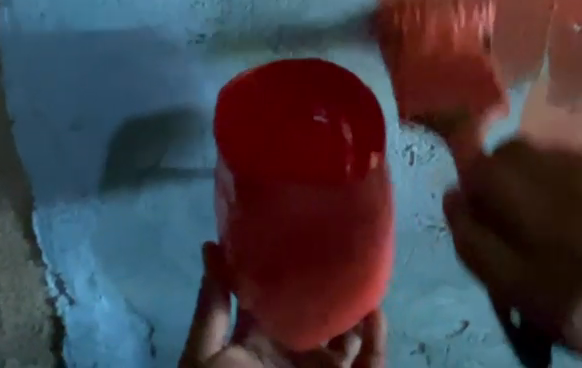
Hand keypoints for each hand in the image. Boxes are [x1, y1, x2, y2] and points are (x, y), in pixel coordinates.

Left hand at [182, 243, 385, 367]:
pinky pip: (371, 364)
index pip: (273, 300)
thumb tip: (211, 245)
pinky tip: (374, 310)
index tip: (295, 227)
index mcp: (257, 346)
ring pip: (348, 337)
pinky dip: (377, 340)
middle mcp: (292, 357)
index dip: (282, 267)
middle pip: (315, 314)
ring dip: (357, 307)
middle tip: (338, 242)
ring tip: (362, 272)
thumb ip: (212, 304)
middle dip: (327, 284)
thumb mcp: (205, 355)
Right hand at [443, 138, 581, 360]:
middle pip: (486, 175)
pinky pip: (542, 148)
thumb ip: (494, 264)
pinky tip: (554, 186)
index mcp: (552, 285)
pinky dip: (533, 164)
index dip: (458, 218)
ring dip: (503, 168)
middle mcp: (568, 229)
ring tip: (521, 192)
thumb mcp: (550, 317)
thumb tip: (455, 200)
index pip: (473, 236)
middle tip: (489, 201)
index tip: (460, 211)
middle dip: (476, 183)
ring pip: (511, 153)